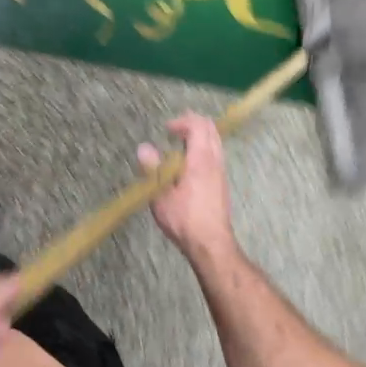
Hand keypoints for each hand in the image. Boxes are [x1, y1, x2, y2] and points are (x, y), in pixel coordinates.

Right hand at [138, 113, 234, 262]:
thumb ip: (153, 169)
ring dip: (200, 137)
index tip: (167, 129)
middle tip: (176, 127)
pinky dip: (204, 149)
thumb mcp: (161, 195)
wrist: (211, 244)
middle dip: (194, 123)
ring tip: (181, 143)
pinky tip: (189, 163)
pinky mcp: (221, 185)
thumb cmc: (184, 219)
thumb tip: (144, 147)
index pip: (199, 126)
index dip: (183, 121)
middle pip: (211, 130)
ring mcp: (221, 174)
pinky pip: (216, 155)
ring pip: (216, 143)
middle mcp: (215, 162)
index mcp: (201, 160)